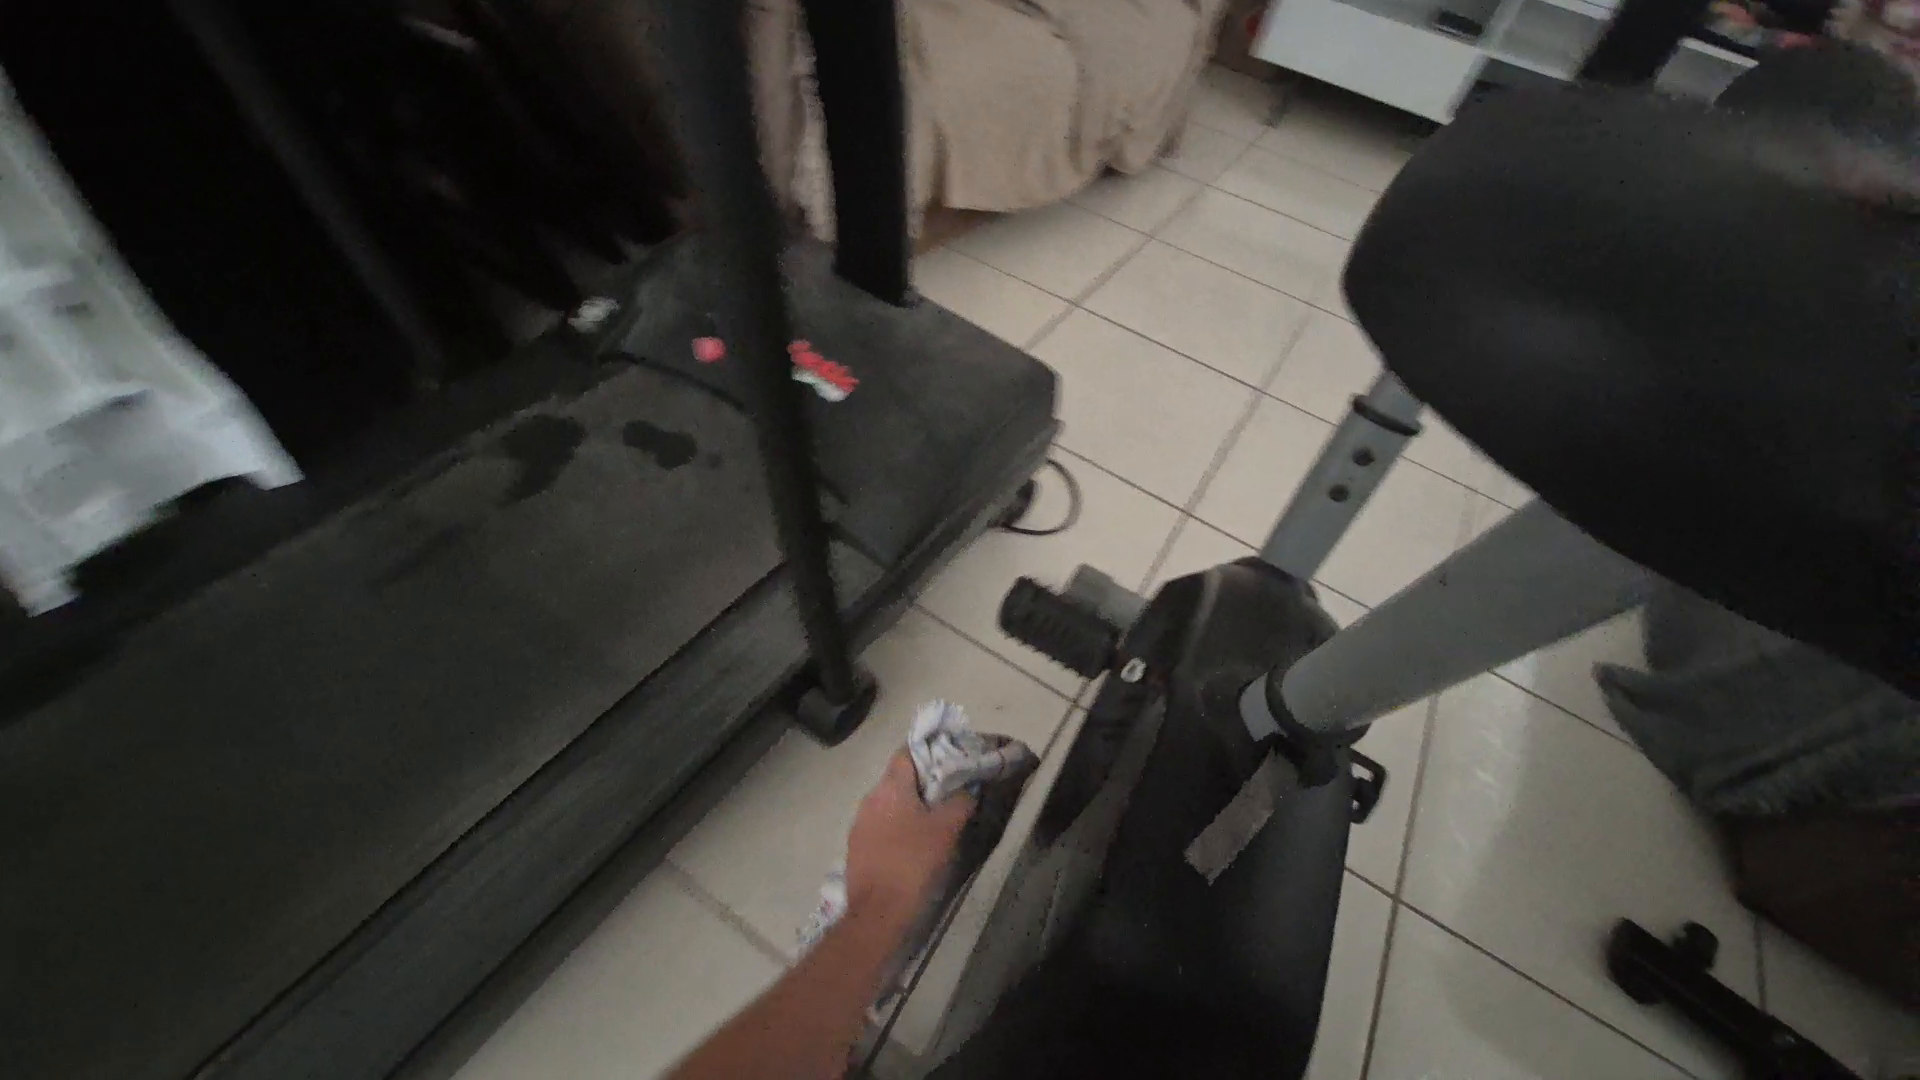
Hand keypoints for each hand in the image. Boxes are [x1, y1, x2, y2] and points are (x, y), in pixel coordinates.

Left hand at [844, 751, 974, 927]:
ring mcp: (859, 823)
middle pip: (897, 779)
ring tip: (932, 822)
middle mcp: (870, 798)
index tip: (947, 762)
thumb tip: (966, 790)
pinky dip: (896, 827)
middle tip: (946, 795)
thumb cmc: (914, 862)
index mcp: (890, 787)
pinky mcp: (856, 846)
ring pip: (888, 803)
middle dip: (921, 784)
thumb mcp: (947, 830)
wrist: (878, 912)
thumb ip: (959, 802)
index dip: (927, 753)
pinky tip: (911, 845)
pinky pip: (879, 825)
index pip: (906, 753)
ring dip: (908, 807)